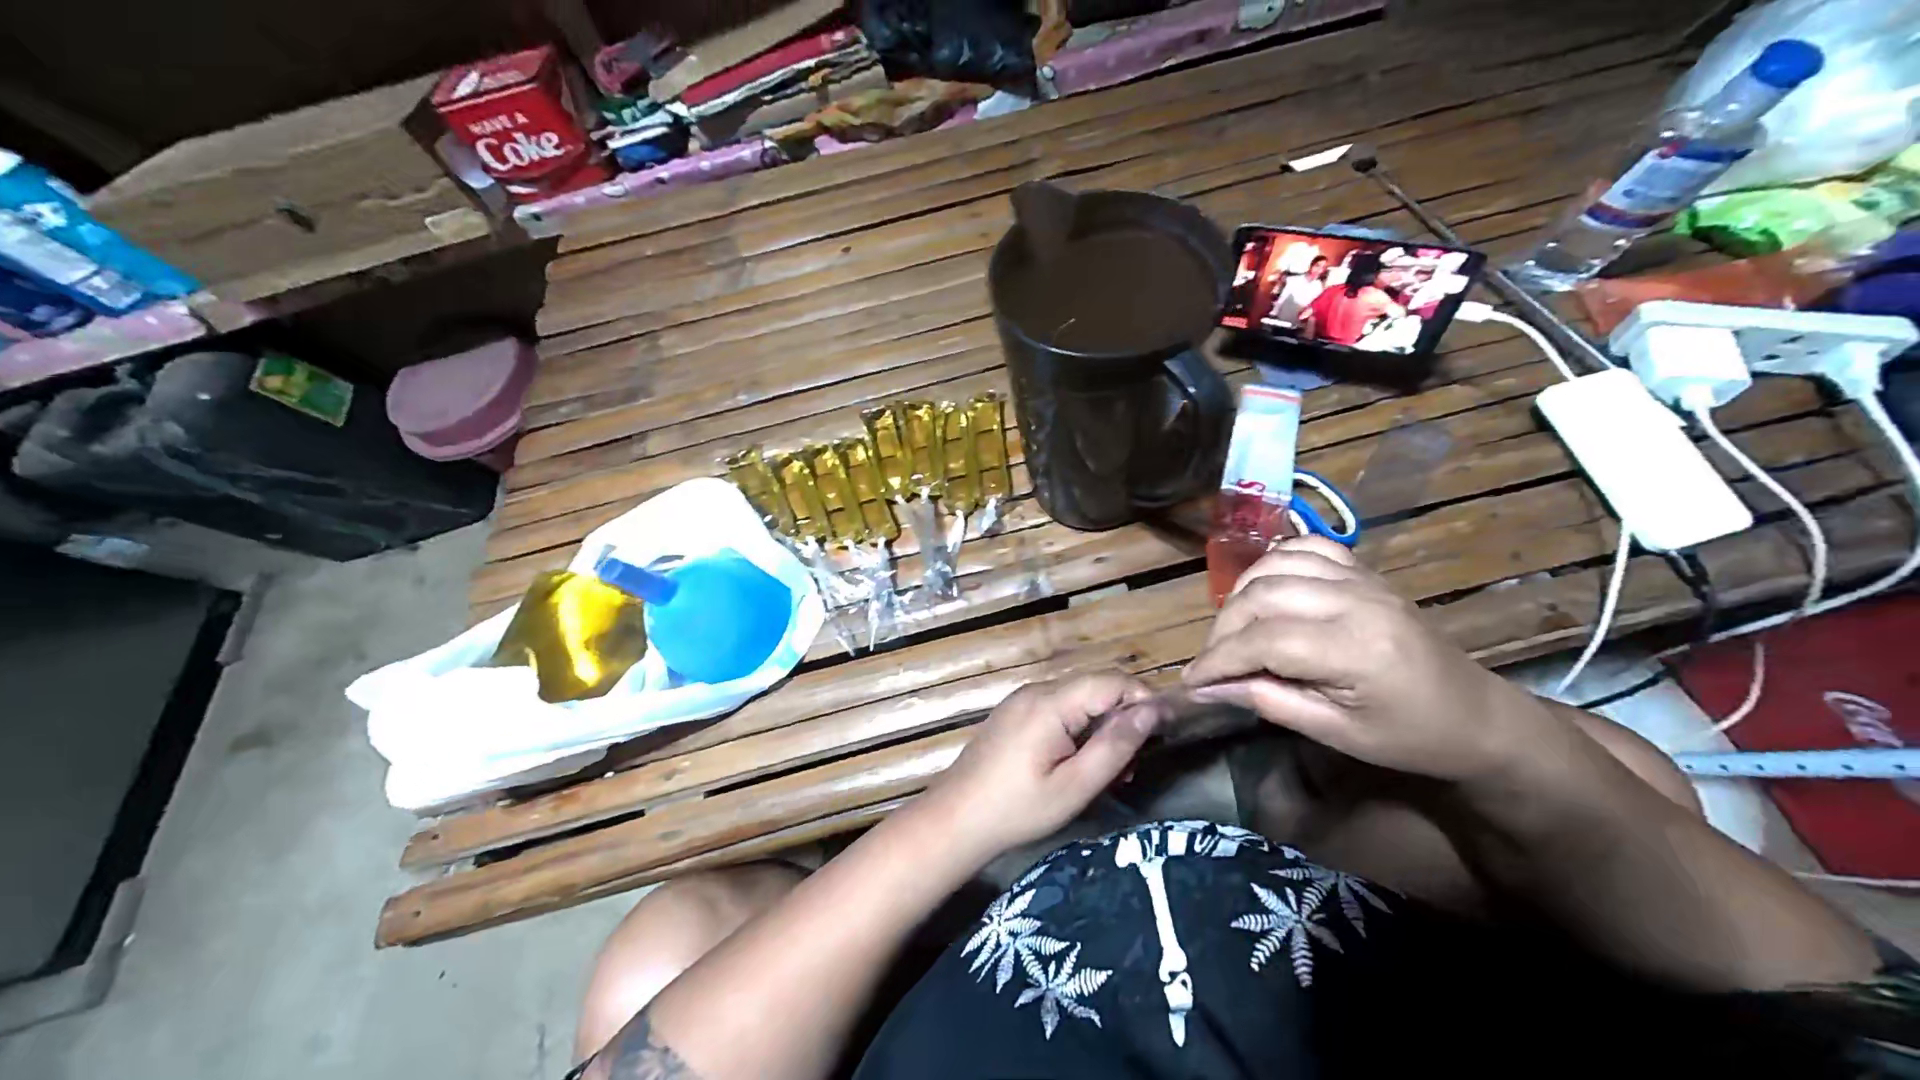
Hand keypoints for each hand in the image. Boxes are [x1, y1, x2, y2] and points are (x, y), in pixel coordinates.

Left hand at [921, 673, 1166, 861]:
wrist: (956, 818)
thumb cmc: (1017, 808)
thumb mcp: (1075, 785)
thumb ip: (1115, 745)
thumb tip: (1152, 711)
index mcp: (1050, 702)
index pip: (1111, 680)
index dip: (1143, 699)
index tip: (1163, 733)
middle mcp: (1036, 690)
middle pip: (1096, 688)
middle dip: (1123, 720)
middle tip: (1130, 767)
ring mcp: (1022, 700)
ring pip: (1079, 700)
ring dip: (1102, 729)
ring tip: (1108, 774)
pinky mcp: (1016, 713)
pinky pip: (1059, 710)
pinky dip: (1079, 731)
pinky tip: (1080, 765)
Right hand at [1181, 536, 1551, 782]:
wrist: (1475, 714)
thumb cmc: (1408, 736)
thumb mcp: (1336, 732)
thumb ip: (1269, 701)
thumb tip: (1211, 687)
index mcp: (1354, 648)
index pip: (1263, 641)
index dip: (1219, 660)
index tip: (1193, 682)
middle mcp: (1355, 601)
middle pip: (1261, 596)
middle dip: (1224, 630)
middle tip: (1214, 663)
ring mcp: (1361, 579)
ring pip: (1274, 566)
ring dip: (1240, 596)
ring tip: (1233, 632)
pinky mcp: (1363, 571)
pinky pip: (1303, 548)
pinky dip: (1271, 565)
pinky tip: (1263, 591)